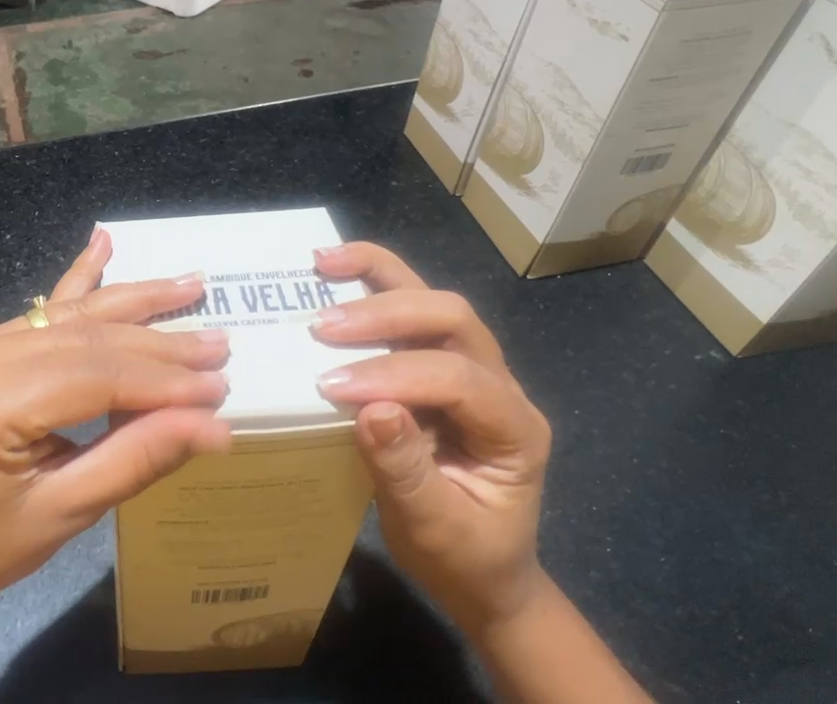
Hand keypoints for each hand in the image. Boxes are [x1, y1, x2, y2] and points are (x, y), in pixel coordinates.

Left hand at [0, 229, 232, 624]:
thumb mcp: (65, 513)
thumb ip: (136, 458)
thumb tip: (215, 425)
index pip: (96, 375)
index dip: (163, 380)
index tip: (220, 386)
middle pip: (87, 338)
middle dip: (158, 344)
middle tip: (219, 345)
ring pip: (71, 316)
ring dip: (134, 303)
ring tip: (191, 284)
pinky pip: (41, 312)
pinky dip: (80, 283)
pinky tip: (102, 243)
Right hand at [310, 242, 552, 631]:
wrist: (484, 573)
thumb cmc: (464, 556)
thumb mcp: (434, 528)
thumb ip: (405, 470)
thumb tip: (371, 409)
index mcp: (514, 428)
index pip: (458, 379)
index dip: (395, 375)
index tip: (332, 388)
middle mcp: (500, 384)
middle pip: (453, 319)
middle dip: (386, 315)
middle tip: (321, 328)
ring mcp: (469, 367)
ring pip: (433, 301)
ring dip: (378, 278)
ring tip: (322, 263)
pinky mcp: (436, 363)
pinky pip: (410, 312)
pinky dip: (373, 283)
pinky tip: (334, 270)